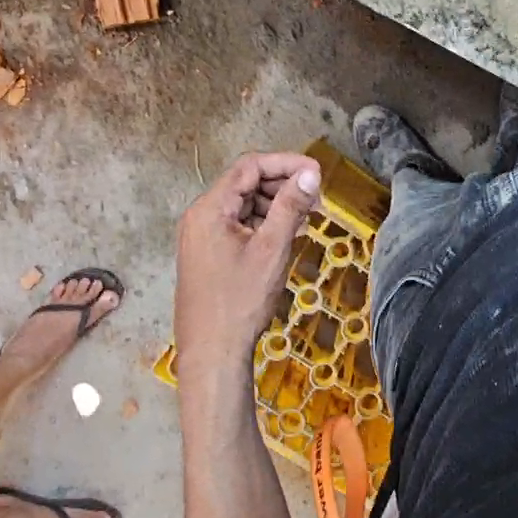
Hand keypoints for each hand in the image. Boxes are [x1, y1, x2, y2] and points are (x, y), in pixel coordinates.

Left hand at [174, 152, 321, 373]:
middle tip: (316, 196)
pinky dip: (264, 222)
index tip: (316, 172)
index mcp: (210, 209)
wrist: (211, 354)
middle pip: (245, 182)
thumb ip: (290, 206)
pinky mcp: (208, 252)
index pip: (250, 166)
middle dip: (282, 184)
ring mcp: (202, 235)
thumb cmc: (240, 300)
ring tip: (306, 216)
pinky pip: (239, 224)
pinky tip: (287, 233)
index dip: (285, 163)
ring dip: (275, 204)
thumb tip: (311, 173)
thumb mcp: (271, 249)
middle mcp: (201, 215)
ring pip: (244, 203)